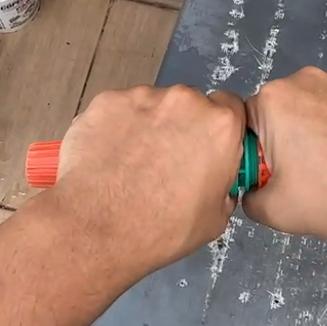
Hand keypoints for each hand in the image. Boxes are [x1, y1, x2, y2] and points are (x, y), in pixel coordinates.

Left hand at [32, 85, 246, 280]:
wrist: (96, 228)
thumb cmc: (159, 229)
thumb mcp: (215, 218)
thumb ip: (223, 184)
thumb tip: (215, 178)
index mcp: (220, 126)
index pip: (230, 107)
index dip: (219, 127)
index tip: (207, 144)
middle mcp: (184, 101)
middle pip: (189, 104)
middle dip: (181, 126)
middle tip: (166, 161)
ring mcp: (142, 97)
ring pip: (152, 105)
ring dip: (148, 126)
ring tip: (131, 164)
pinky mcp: (107, 101)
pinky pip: (119, 110)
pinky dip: (116, 128)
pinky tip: (108, 158)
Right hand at [242, 67, 326, 239]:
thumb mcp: (276, 213)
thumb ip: (249, 198)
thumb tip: (256, 190)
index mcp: (271, 100)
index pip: (247, 125)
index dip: (258, 155)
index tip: (278, 179)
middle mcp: (303, 78)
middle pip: (283, 112)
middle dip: (290, 140)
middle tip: (311, 177)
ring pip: (319, 107)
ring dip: (324, 130)